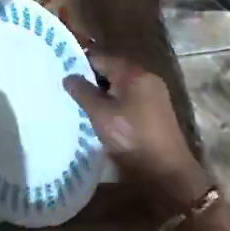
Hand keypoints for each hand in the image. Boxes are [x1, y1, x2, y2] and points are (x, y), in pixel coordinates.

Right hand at [65, 53, 211, 212]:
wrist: (166, 171)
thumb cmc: (130, 137)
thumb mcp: (100, 114)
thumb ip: (82, 92)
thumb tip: (69, 76)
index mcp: (134, 74)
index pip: (101, 59)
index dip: (80, 66)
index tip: (63, 77)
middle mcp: (147, 78)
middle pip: (112, 71)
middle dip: (91, 81)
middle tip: (70, 93)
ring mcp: (155, 95)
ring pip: (121, 86)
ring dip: (103, 94)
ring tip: (83, 107)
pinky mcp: (157, 110)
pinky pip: (130, 99)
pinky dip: (115, 104)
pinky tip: (103, 117)